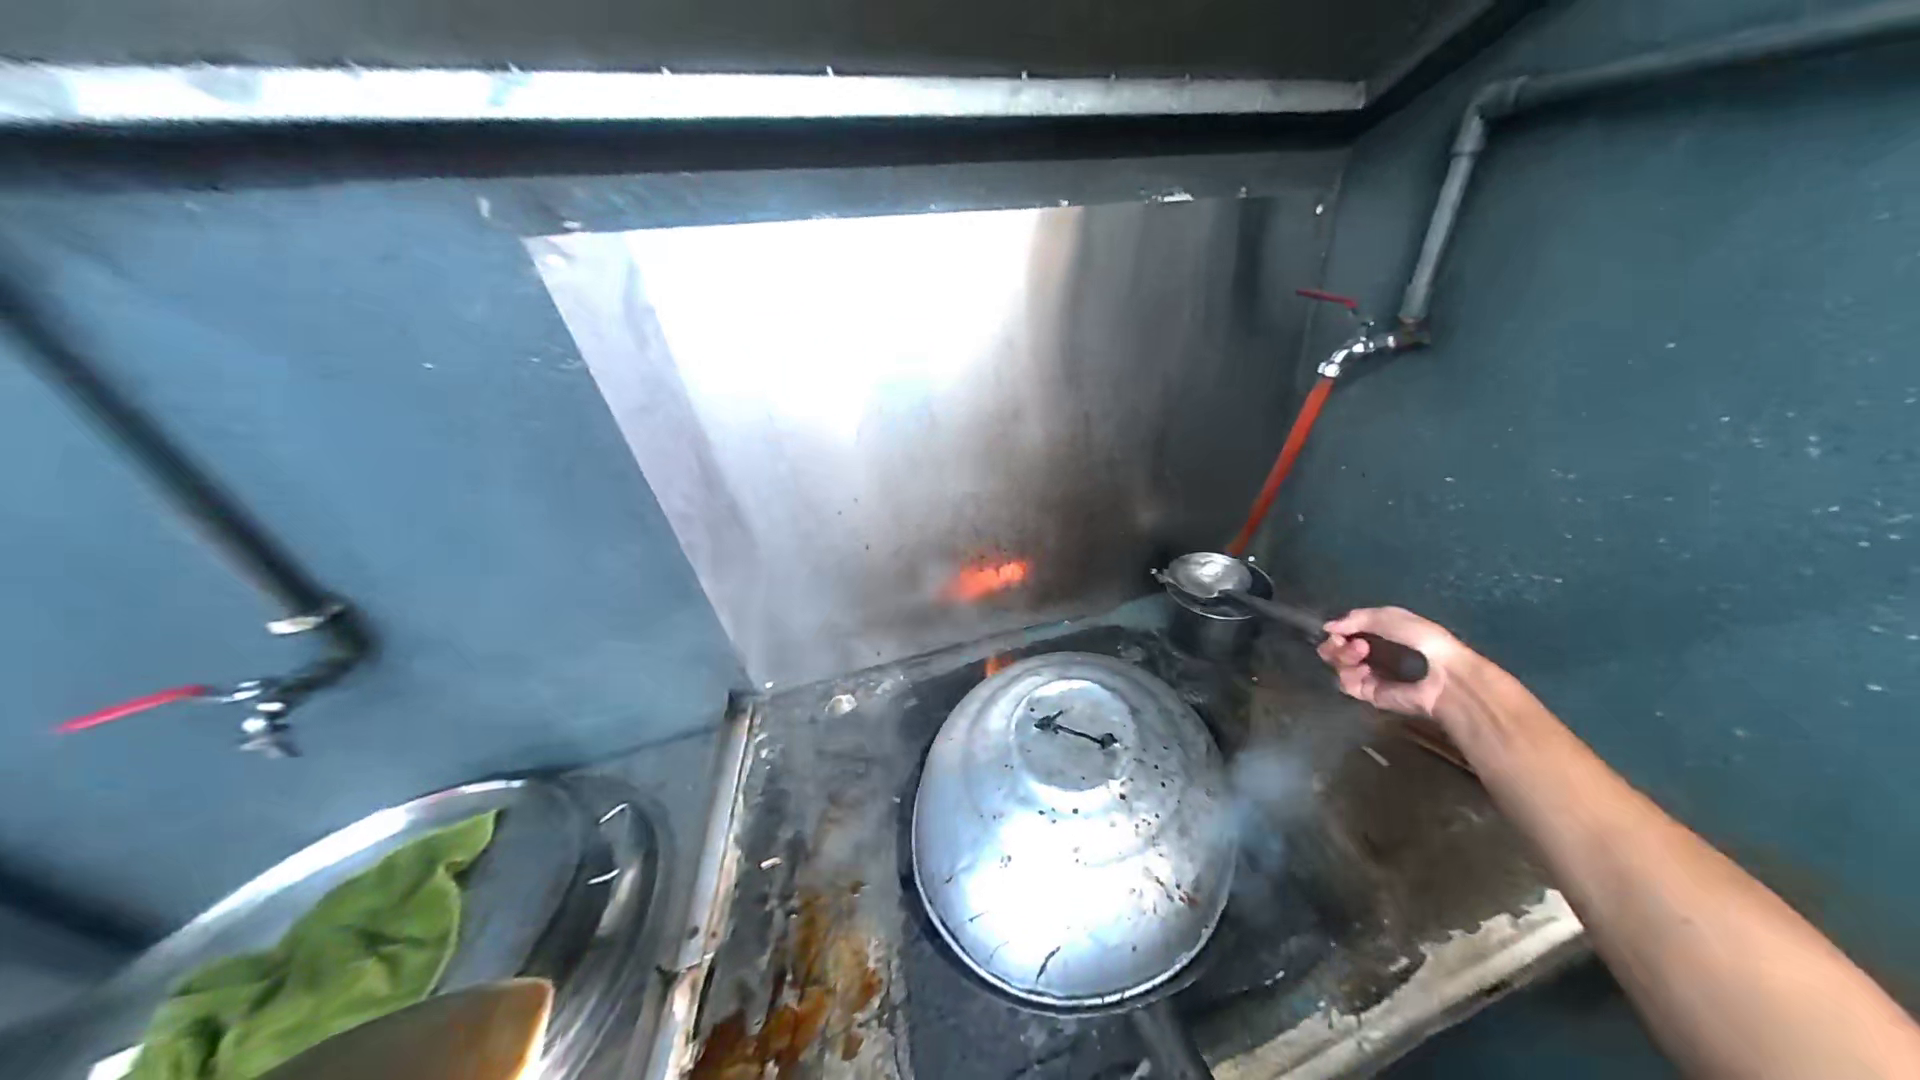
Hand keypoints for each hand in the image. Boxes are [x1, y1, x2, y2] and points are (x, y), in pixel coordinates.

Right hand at [1316, 606, 1478, 723]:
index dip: (1338, 629)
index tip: (1338, 628)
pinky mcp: (1369, 694)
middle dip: (1335, 644)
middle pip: (1335, 649)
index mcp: (1379, 634)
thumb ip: (1358, 618)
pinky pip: (1346, 684)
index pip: (1345, 631)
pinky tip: (1366, 671)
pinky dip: (1350, 676)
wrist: (1443, 676)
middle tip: (1344, 641)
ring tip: (1361, 652)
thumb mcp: (1393, 618)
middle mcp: (1371, 655)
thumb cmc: (1423, 641)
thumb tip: (1328, 628)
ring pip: (1337, 665)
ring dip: (1343, 656)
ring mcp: (1369, 675)